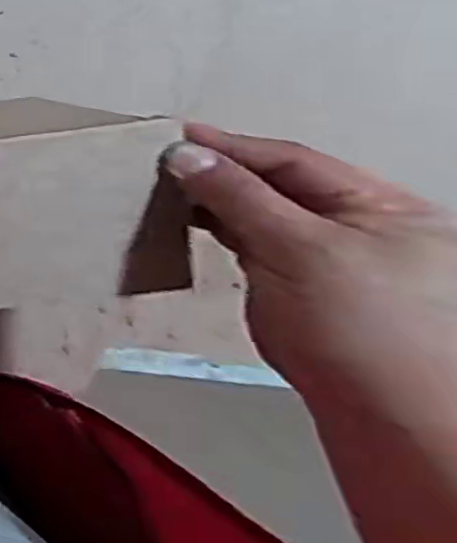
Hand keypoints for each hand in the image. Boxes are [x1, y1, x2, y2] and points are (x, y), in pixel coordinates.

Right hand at [163, 124, 456, 542]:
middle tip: (157, 159)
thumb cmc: (363, 326)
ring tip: (162, 185)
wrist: (381, 408)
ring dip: (210, 196)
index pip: (292, 160)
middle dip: (216, 169)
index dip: (229, 146)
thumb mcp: (297, 247)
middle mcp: (361, 226)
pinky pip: (248, 235)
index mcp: (385, 210)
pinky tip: (184, 220)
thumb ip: (238, 195)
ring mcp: (328, 254)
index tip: (171, 134)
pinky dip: (213, 223)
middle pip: (274, 181)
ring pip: (257, 208)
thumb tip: (184, 153)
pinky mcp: (296, 278)